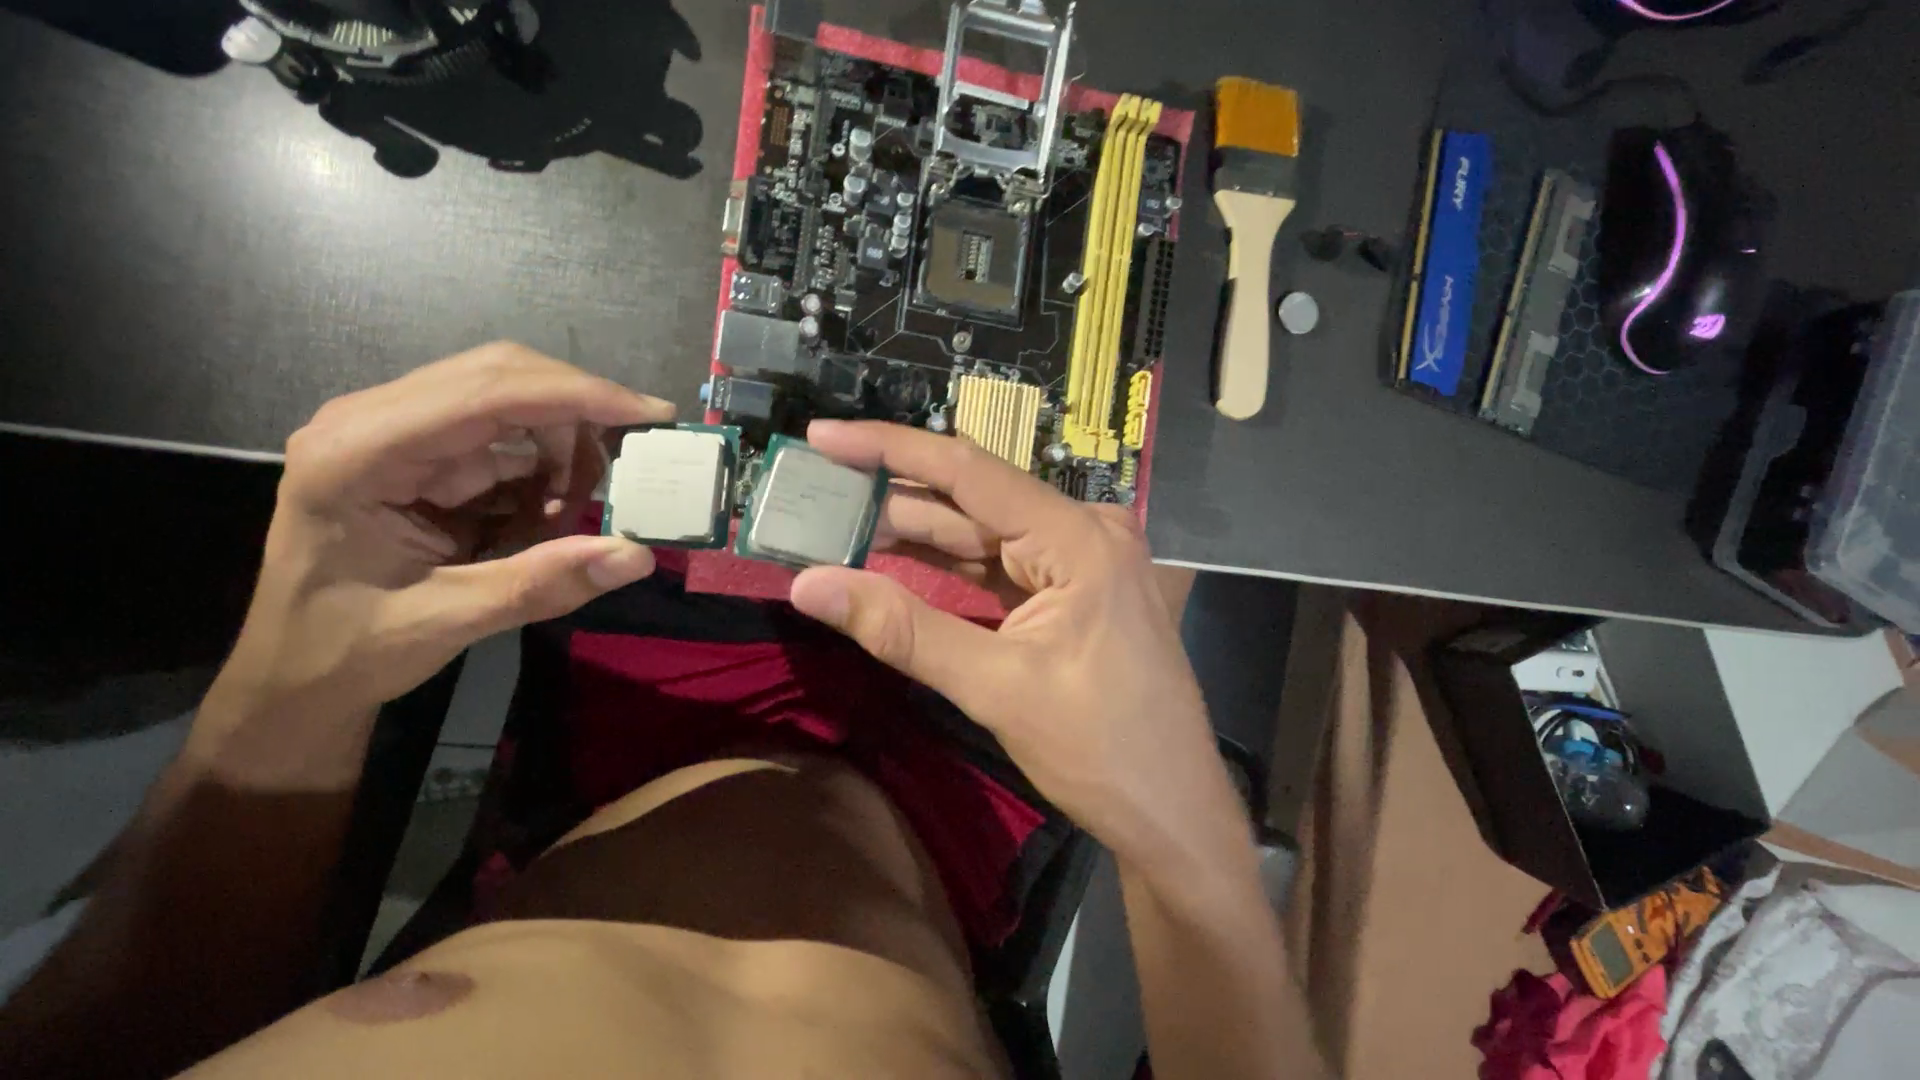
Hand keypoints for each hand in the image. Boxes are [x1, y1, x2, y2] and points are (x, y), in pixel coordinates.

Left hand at [222, 343, 673, 712]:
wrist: (295, 673)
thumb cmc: (348, 648)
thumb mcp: (447, 621)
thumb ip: (541, 584)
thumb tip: (637, 555)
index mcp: (358, 453)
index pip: (484, 393)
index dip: (575, 395)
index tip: (651, 414)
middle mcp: (373, 422)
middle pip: (501, 377)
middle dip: (579, 413)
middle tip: (641, 453)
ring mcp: (398, 432)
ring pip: (511, 401)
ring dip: (562, 448)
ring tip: (576, 512)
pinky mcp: (422, 452)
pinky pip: (506, 438)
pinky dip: (545, 469)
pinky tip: (549, 514)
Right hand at [788, 421, 1247, 875]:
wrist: (1173, 811)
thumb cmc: (1101, 749)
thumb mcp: (996, 688)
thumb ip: (903, 630)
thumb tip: (808, 585)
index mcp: (1078, 537)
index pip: (967, 471)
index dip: (889, 449)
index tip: (822, 435)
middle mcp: (1083, 533)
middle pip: (970, 501)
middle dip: (891, 499)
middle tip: (813, 494)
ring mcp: (1081, 563)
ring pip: (981, 536)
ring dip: (911, 535)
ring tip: (835, 524)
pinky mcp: (1071, 595)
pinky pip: (998, 569)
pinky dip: (945, 570)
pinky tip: (892, 563)